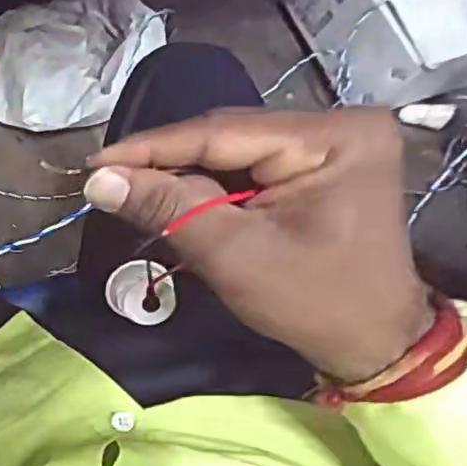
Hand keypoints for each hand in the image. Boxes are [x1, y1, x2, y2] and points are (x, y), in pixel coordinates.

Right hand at [85, 107, 430, 381]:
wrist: (372, 339)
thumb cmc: (311, 301)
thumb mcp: (232, 255)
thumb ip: (167, 209)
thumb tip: (99, 181)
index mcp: (332, 138)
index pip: (220, 132)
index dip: (150, 148)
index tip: (95, 164)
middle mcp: (336, 126)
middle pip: (225, 137)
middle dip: (164, 163)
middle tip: (108, 184)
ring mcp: (329, 145)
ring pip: (229, 153)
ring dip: (181, 177)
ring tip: (133, 195)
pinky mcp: (317, 167)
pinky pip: (244, 169)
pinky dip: (205, 189)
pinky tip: (176, 204)